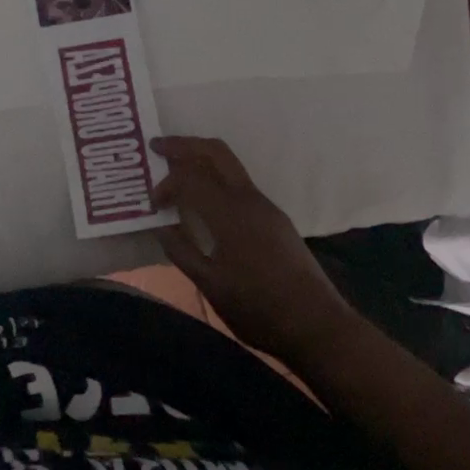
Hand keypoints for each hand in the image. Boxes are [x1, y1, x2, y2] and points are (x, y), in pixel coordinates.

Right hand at [151, 136, 356, 358]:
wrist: (316, 325)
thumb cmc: (258, 308)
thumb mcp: (210, 285)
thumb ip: (181, 250)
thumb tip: (161, 226)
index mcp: (229, 212)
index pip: (189, 177)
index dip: (166, 184)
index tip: (152, 204)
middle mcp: (249, 199)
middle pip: (215, 152)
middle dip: (184, 145)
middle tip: (157, 146)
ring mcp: (265, 206)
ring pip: (230, 165)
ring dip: (201, 159)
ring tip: (177, 170)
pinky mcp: (275, 218)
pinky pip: (239, 184)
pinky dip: (216, 179)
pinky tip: (205, 201)